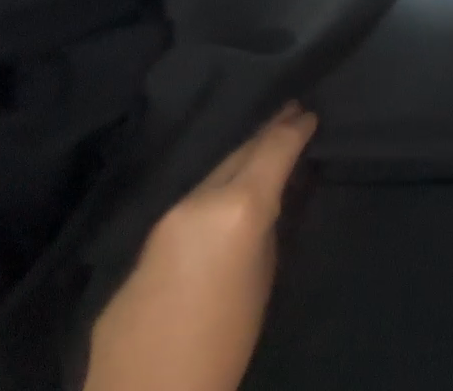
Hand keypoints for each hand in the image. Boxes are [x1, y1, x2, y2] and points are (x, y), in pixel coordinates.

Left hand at [83, 104, 317, 390]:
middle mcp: (197, 201)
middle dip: (266, 132)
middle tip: (290, 113)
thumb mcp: (264, 278)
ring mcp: (165, 219)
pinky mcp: (144, 243)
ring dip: (240, 158)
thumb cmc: (225, 340)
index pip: (271, 151)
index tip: (308, 112)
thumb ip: (267, 229)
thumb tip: (269, 202)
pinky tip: (225, 193)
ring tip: (265, 145)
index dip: (293, 129)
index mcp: (237, 208)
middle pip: (238, 153)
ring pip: (212, 175)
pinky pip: (190, 203)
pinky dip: (215, 188)